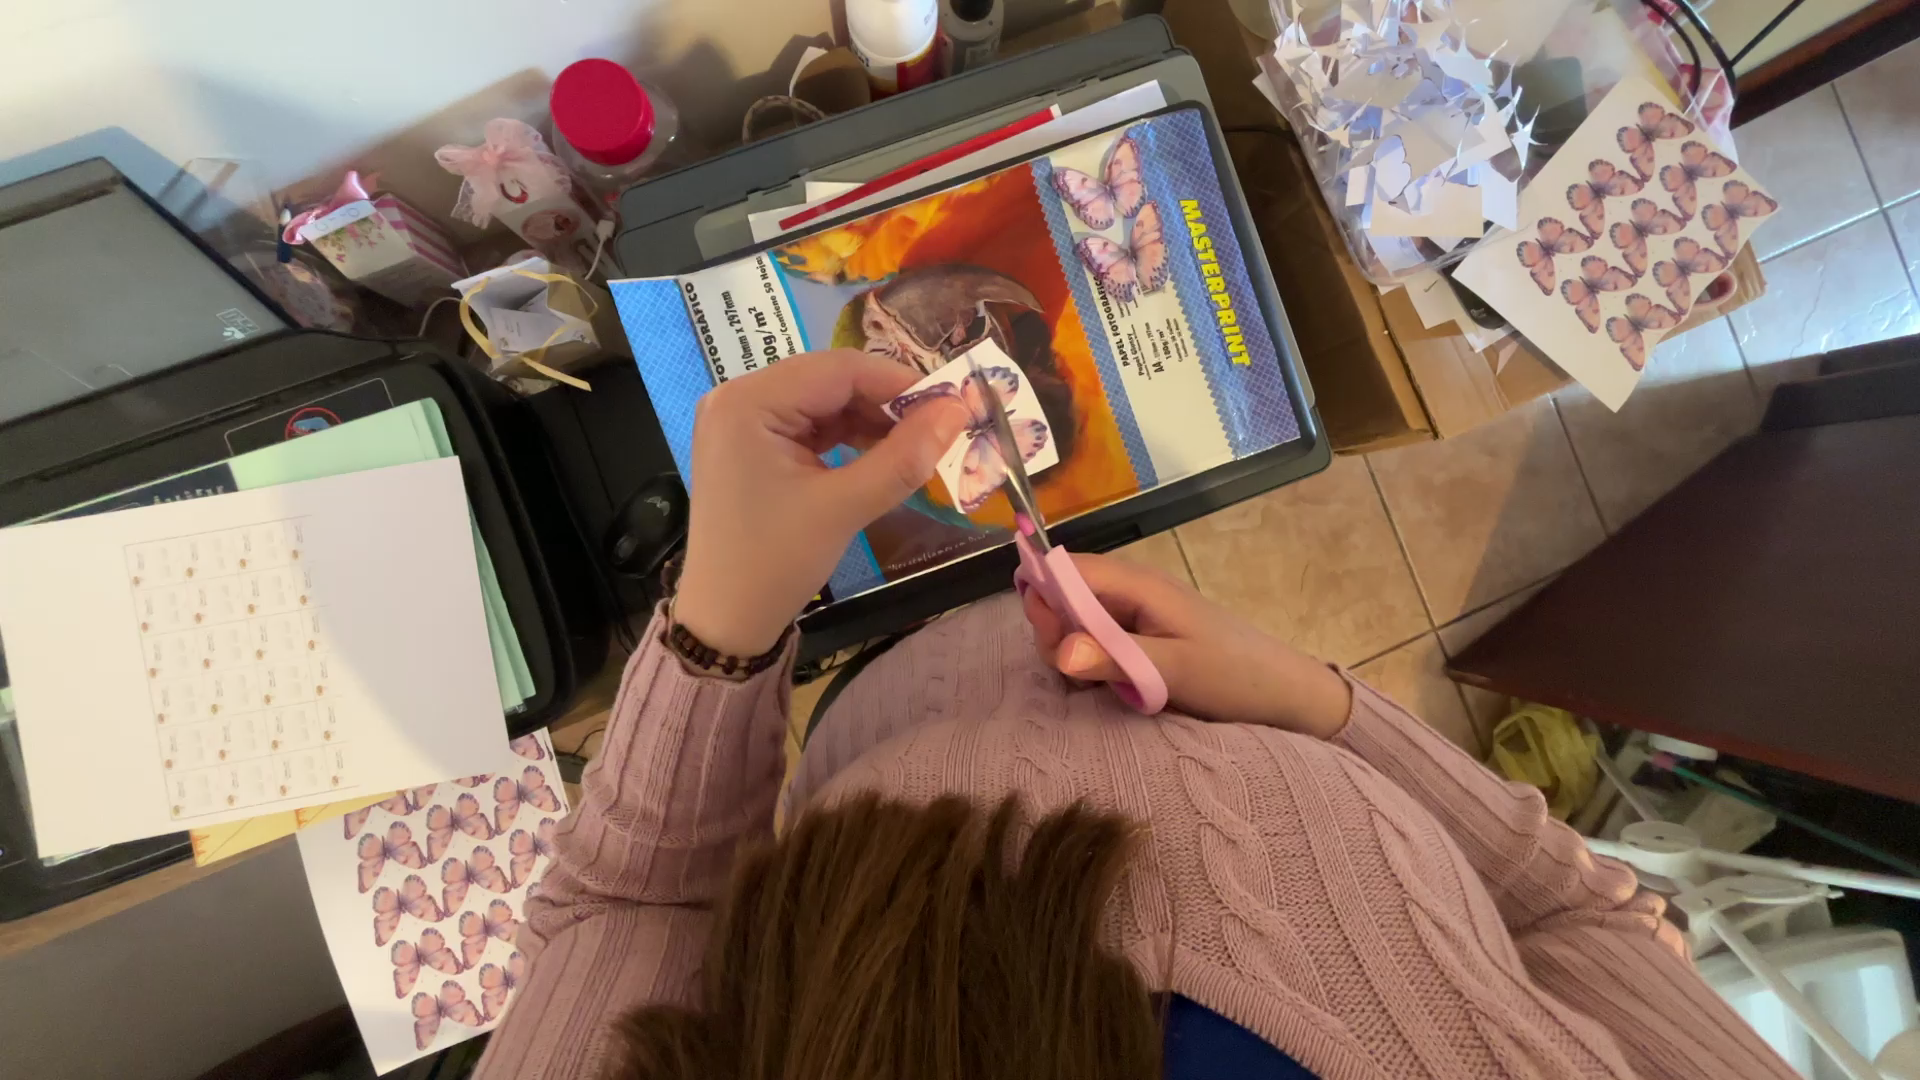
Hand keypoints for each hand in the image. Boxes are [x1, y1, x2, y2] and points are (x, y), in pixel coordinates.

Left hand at [674, 350, 969, 656]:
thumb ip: (903, 457)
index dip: (899, 382)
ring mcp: (743, 422)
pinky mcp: (752, 446)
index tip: (950, 404)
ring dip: (870, 420)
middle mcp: (739, 397)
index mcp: (749, 402)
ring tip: (913, 447)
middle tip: (938, 428)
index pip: (838, 368)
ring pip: (824, 403)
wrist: (727, 620)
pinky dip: (847, 437)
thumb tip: (958, 410)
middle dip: (886, 403)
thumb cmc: (776, 563)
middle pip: (830, 381)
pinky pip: (810, 426)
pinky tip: (879, 455)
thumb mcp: (844, 507)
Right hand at [1021, 553, 1351, 737]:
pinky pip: (1094, 639)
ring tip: (1094, 683)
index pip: (1068, 568)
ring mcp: (1133, 613)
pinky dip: (1089, 661)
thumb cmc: (1233, 675)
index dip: (1043, 593)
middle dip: (1055, 630)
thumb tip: (1059, 651)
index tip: (1046, 637)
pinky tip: (1106, 685)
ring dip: (1071, 650)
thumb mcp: (1173, 671)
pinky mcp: (1138, 636)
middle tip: (1074, 671)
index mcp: (1137, 583)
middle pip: (1064, 594)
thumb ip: (1115, 658)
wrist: (1284, 694)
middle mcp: (1129, 590)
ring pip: (1075, 620)